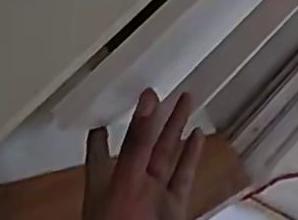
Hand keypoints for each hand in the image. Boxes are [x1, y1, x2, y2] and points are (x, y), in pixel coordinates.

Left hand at [83, 89, 203, 219]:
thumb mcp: (126, 180)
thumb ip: (137, 142)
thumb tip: (147, 99)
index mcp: (105, 183)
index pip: (99, 149)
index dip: (102, 128)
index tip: (104, 107)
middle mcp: (128, 187)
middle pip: (140, 144)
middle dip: (151, 117)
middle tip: (157, 90)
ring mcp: (152, 199)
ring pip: (165, 155)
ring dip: (176, 127)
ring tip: (186, 98)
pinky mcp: (174, 210)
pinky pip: (183, 177)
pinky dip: (191, 155)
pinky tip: (198, 135)